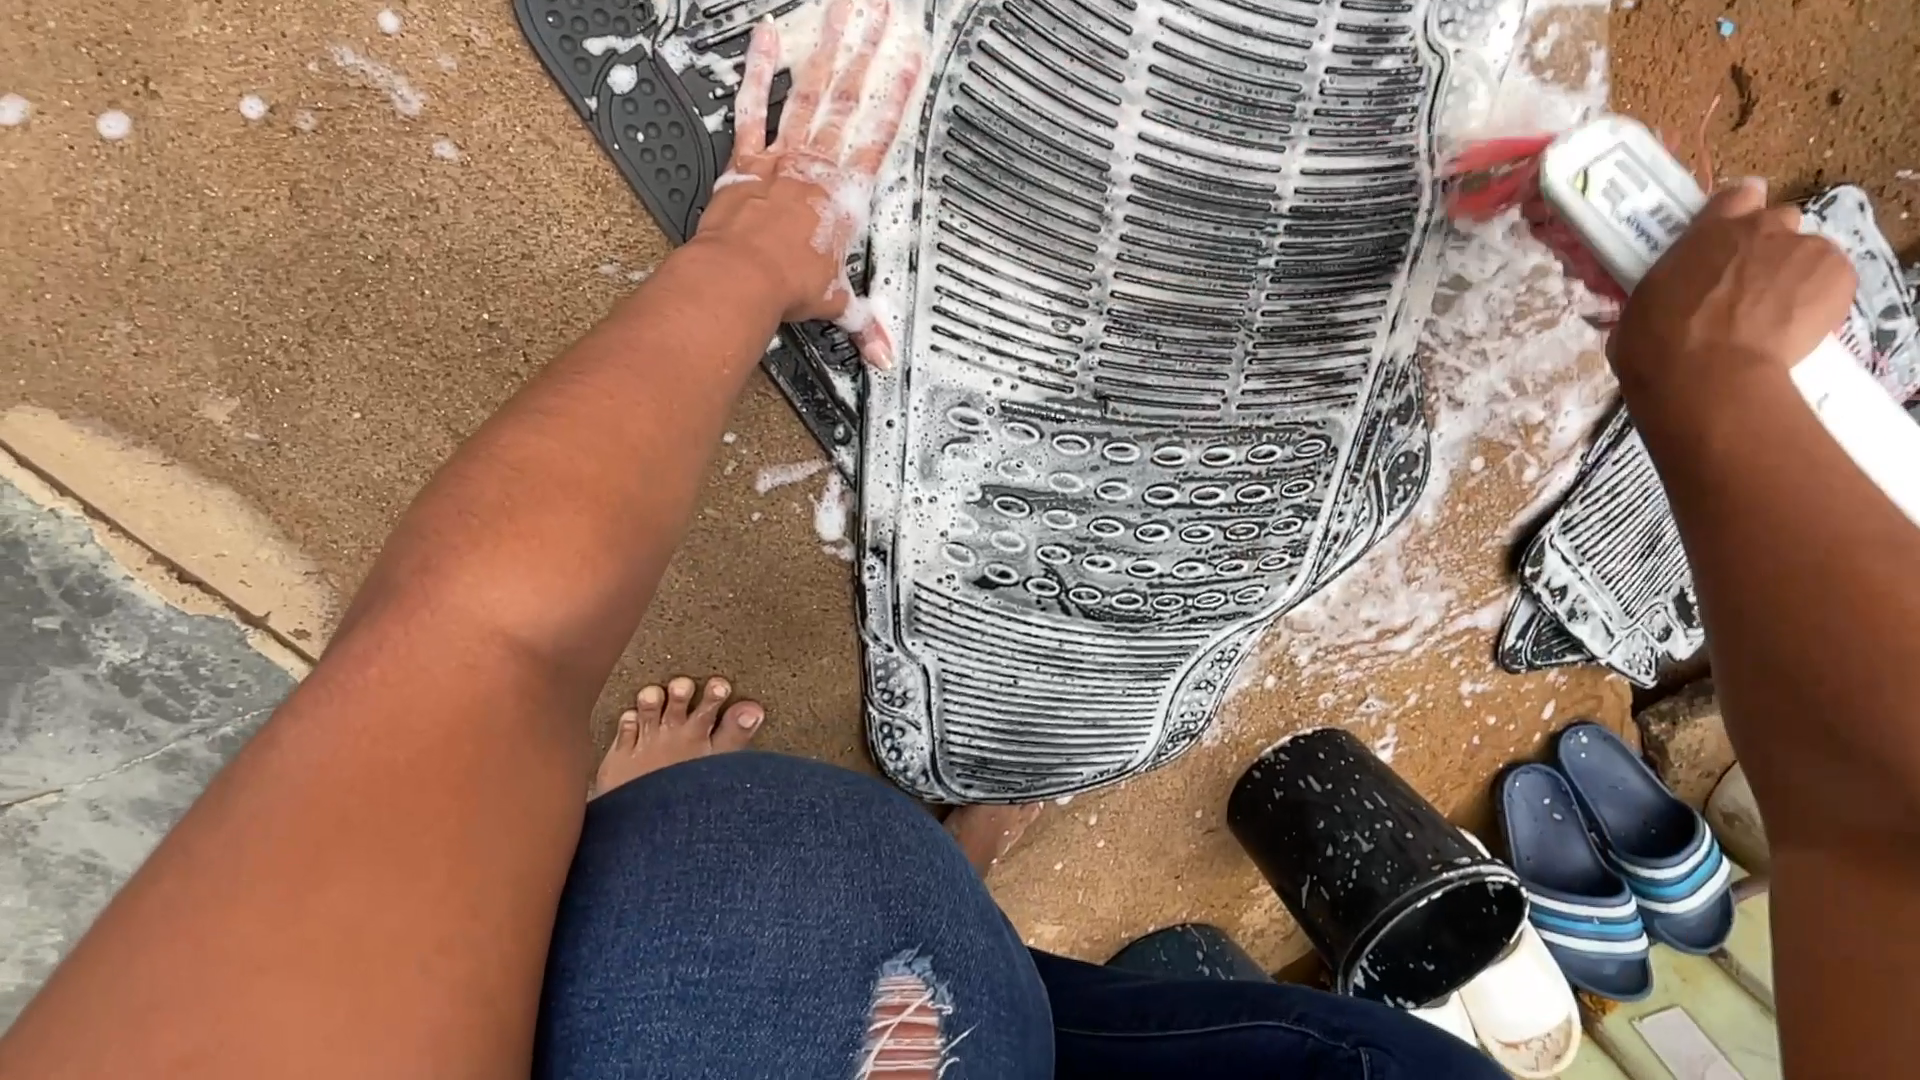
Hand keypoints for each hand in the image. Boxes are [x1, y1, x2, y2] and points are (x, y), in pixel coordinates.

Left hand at [685, 0, 922, 368]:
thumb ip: (864, 325)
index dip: (897, 93)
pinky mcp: (747, 161)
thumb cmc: (787, 287)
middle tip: (880, 11)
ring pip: (809, 92)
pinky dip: (757, 72)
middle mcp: (818, 167)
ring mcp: (782, 158)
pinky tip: (766, 35)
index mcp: (846, 196)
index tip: (910, 55)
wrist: (741, 280)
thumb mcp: (837, 305)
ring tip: (842, 11)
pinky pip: (752, 108)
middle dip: (867, 52)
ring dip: (827, 48)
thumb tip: (884, 358)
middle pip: (849, 100)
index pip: (880, 135)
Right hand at [1609, 178, 1856, 402]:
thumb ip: (1672, 283)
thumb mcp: (1642, 306)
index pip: (1737, 195)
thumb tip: (1670, 296)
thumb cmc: (1655, 344)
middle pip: (1778, 220)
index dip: (1735, 213)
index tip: (1725, 237)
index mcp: (1709, 232)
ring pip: (1805, 252)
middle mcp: (1763, 229)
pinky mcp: (1840, 276)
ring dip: (1790, 271)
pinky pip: (1830, 279)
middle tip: (1742, 281)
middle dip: (1765, 243)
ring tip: (1767, 312)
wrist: (1707, 377)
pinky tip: (1789, 324)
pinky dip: (1815, 296)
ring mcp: (1806, 251)